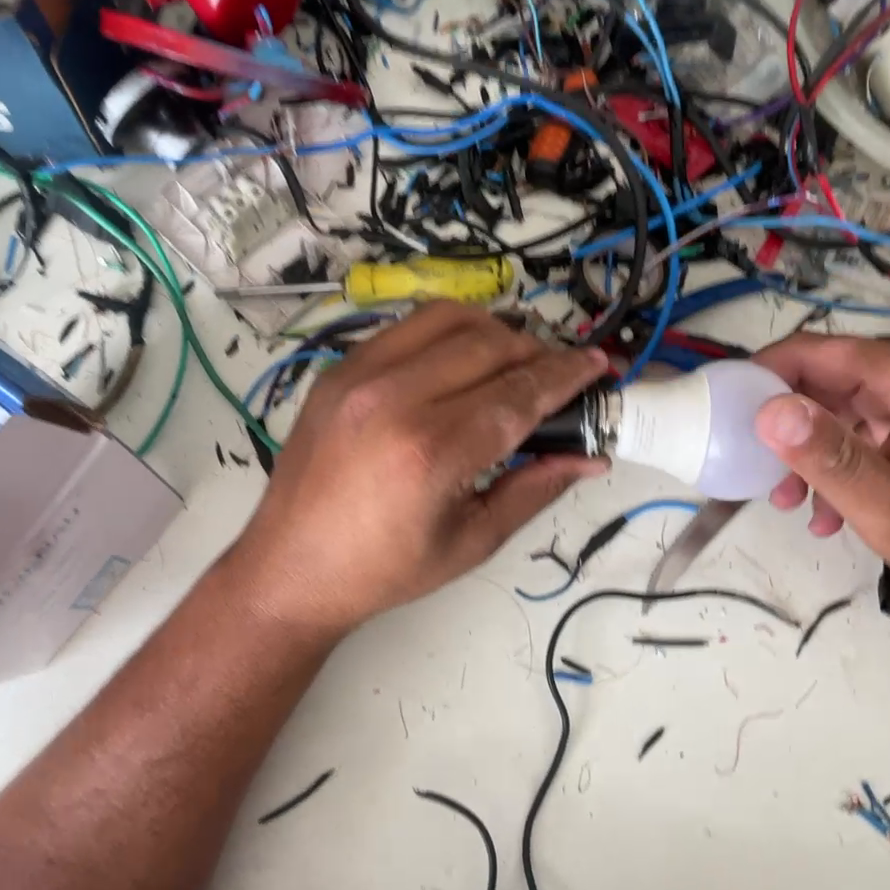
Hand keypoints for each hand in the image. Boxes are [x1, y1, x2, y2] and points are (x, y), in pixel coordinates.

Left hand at [229, 304, 608, 633]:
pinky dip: (447, 333)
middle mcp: (392, 399)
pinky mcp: (337, 369)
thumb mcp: (471, 542)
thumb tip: (591, 456)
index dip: (566, 377)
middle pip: (489, 345)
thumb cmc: (384, 571)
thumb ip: (535, 489)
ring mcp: (357, 376)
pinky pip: (406, 327)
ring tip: (514, 361)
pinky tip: (461, 361)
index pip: (518, 394)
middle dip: (538, 352)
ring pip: (448, 318)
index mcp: (430, 452)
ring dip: (495, 331)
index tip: (599, 365)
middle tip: (561, 374)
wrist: (290, 566)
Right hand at [749, 335, 889, 602]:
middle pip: (825, 376)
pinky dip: (842, 455)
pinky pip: (866, 418)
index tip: (725, 418)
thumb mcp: (889, 507)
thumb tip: (766, 411)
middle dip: (787, 426)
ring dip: (811, 449)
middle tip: (764, 479)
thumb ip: (827, 457)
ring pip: (840, 400)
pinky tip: (833, 505)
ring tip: (795, 503)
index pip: (816, 352)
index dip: (762, 377)